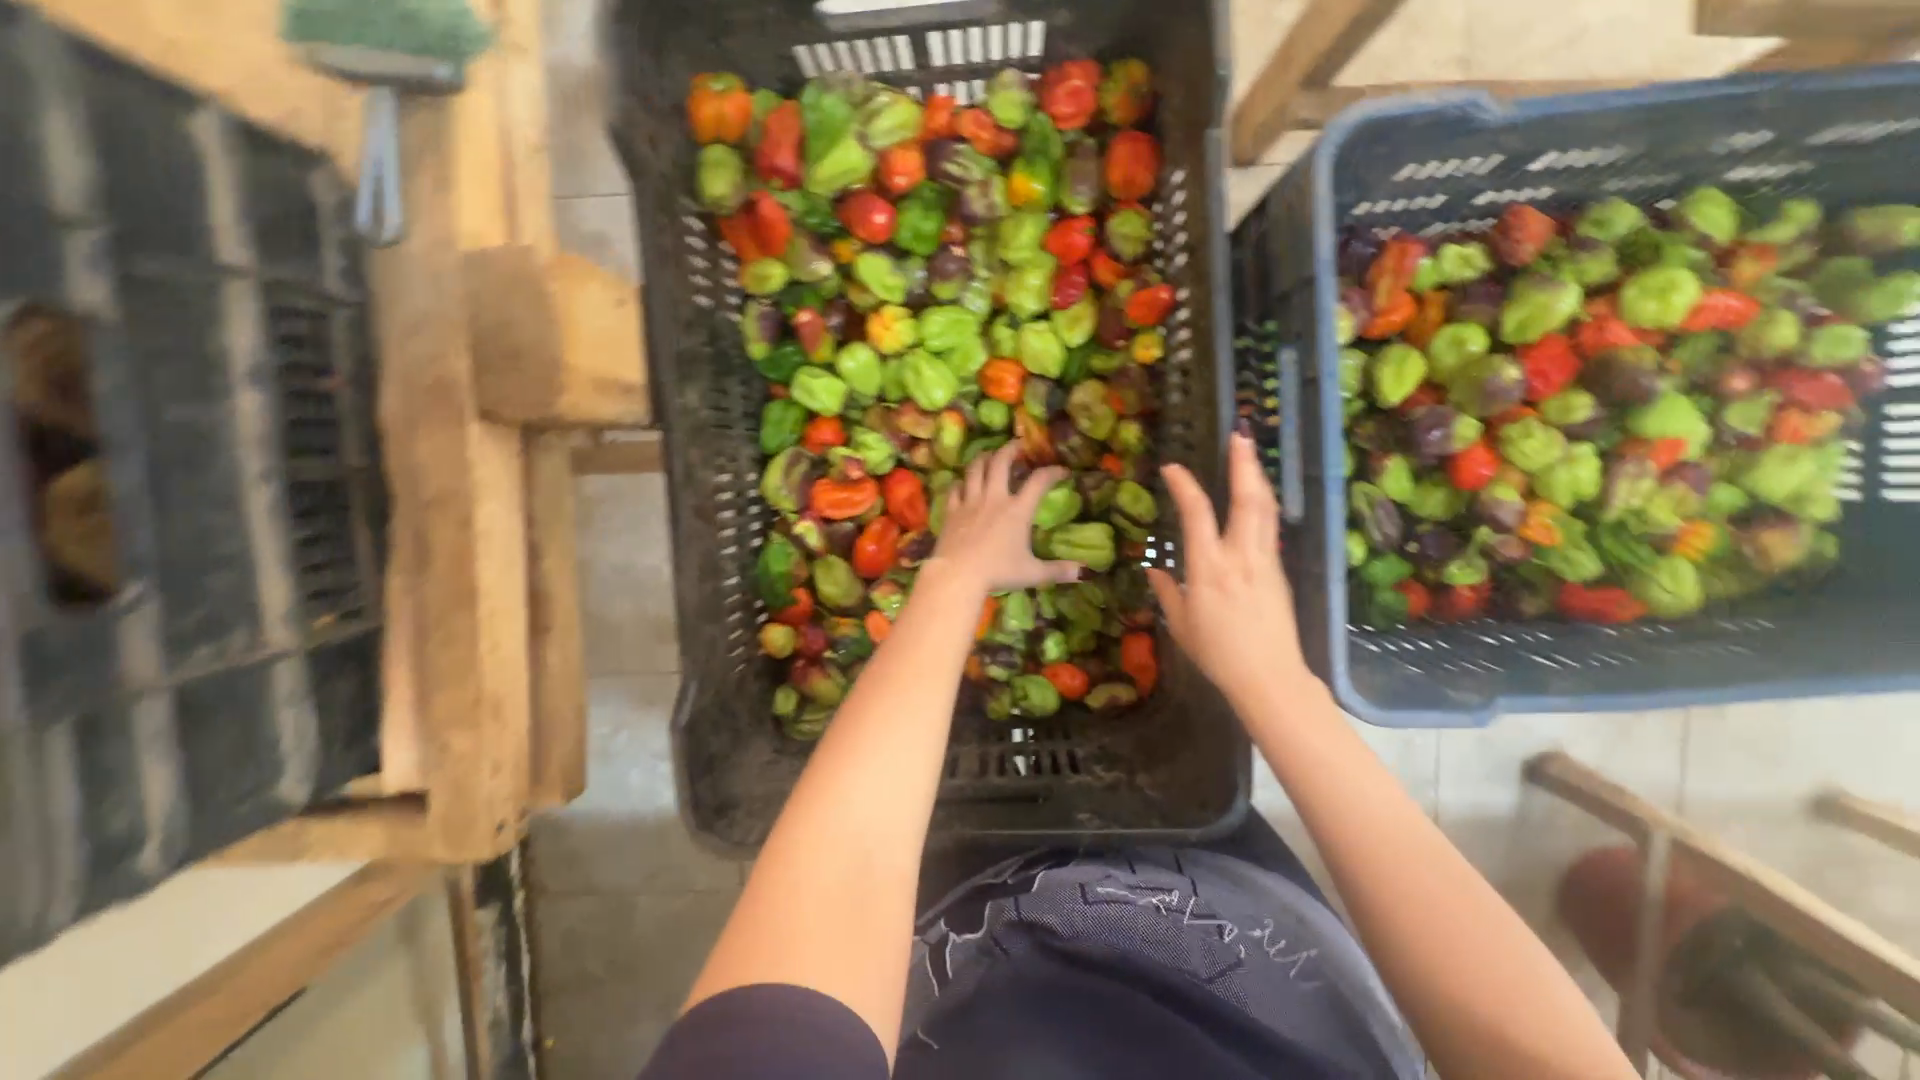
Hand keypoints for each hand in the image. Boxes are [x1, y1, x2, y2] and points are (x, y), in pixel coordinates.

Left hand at [929, 444, 1080, 593]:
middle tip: (1017, 445)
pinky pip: (955, 488)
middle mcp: (994, 498)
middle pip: (1001, 462)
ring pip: (975, 469)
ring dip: (984, 458)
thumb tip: (1085, 573)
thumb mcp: (1033, 573)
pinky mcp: (951, 511)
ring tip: (989, 455)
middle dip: (1010, 449)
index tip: (1062, 471)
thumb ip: (1058, 570)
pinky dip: (960, 482)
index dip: (1052, 472)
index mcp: (1018, 510)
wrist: (958, 575)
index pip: (1039, 481)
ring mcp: (970, 502)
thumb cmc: (998, 573)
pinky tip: (962, 483)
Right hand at [1147, 432, 1311, 708]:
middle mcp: (1240, 557)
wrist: (1269, 677)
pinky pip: (1270, 530)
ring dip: (1258, 477)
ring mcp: (1265, 562)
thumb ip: (1167, 592)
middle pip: (1246, 500)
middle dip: (1243, 464)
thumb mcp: (1181, 625)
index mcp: (1209, 569)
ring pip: (1266, 510)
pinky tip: (1258, 498)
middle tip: (1240, 435)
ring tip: (1251, 454)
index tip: (1173, 468)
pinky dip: (1263, 505)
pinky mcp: (1280, 572)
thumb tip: (1154, 570)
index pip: (1197, 514)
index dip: (1185, 486)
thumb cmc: (1217, 655)